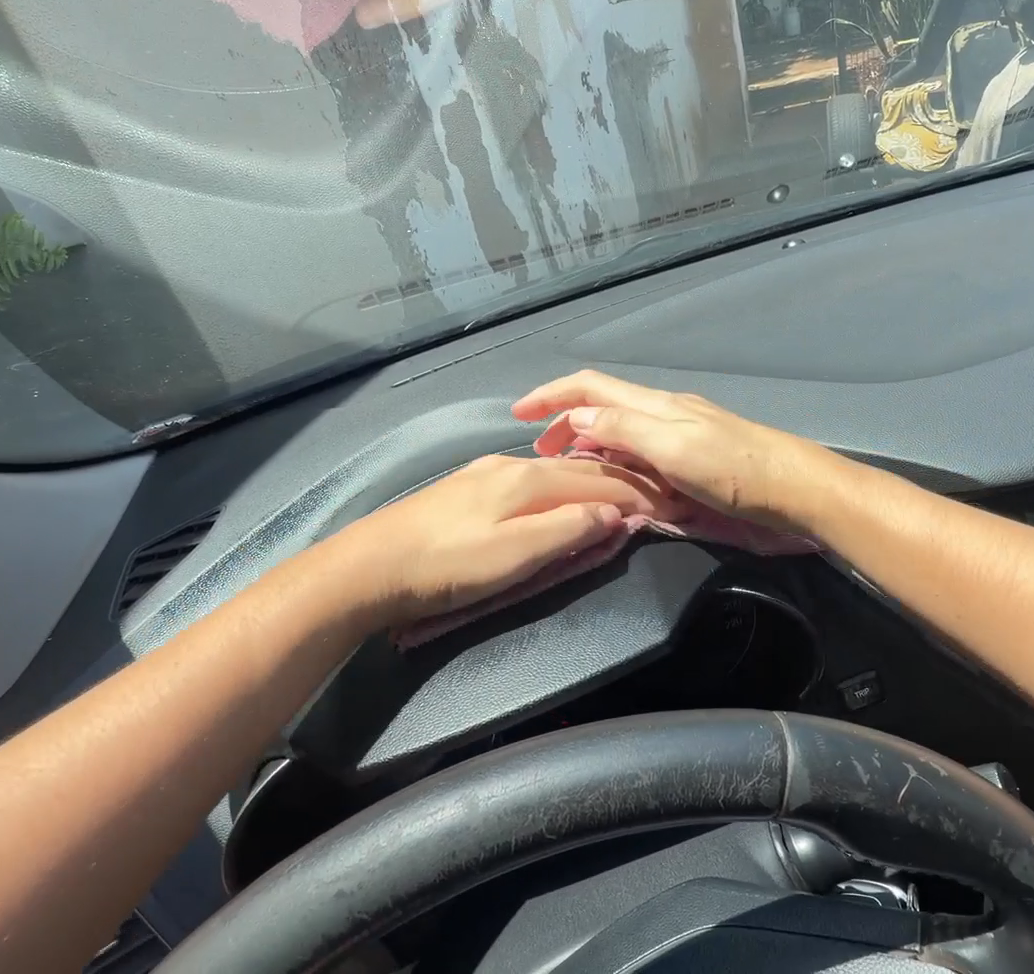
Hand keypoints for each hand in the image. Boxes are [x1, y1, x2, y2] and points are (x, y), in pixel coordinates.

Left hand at [304, 453, 662, 630]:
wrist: (367, 567)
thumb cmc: (448, 566)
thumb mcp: (516, 555)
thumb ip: (569, 530)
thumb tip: (617, 512)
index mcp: (528, 478)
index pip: (598, 478)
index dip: (634, 491)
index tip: (666, 505)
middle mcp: (510, 464)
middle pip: (578, 468)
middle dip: (617, 481)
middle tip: (650, 498)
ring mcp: (484, 473)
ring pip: (553, 471)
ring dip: (588, 482)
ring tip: (613, 497)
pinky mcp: (465, 488)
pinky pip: (530, 480)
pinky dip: (559, 488)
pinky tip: (556, 496)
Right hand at [512, 371, 835, 530]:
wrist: (797, 493)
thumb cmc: (738, 471)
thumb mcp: (675, 448)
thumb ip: (625, 431)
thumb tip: (576, 418)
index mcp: (657, 406)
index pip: (592, 387)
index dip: (551, 395)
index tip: (517, 415)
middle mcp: (666, 416)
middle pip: (604, 408)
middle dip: (565, 424)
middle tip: (540, 457)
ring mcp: (683, 440)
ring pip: (623, 434)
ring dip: (590, 447)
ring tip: (568, 474)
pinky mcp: (697, 465)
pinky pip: (644, 459)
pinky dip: (619, 466)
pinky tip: (618, 487)